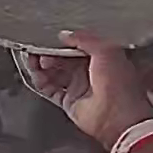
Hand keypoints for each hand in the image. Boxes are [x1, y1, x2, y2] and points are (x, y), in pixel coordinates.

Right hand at [23, 31, 152, 143]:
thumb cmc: (119, 85)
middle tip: (37, 51)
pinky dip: (40, 82)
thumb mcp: (107, 51)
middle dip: (47, 54)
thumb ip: (85, 39)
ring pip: (53, 73)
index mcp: (101, 58)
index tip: (48, 39)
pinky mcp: (69, 101)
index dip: (60, 42)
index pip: (75, 46)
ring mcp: (78, 87)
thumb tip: (65, 34)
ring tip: (33, 62)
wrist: (118, 118)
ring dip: (40, 67)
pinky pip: (49, 89)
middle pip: (61, 59)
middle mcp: (89, 72)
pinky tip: (36, 76)